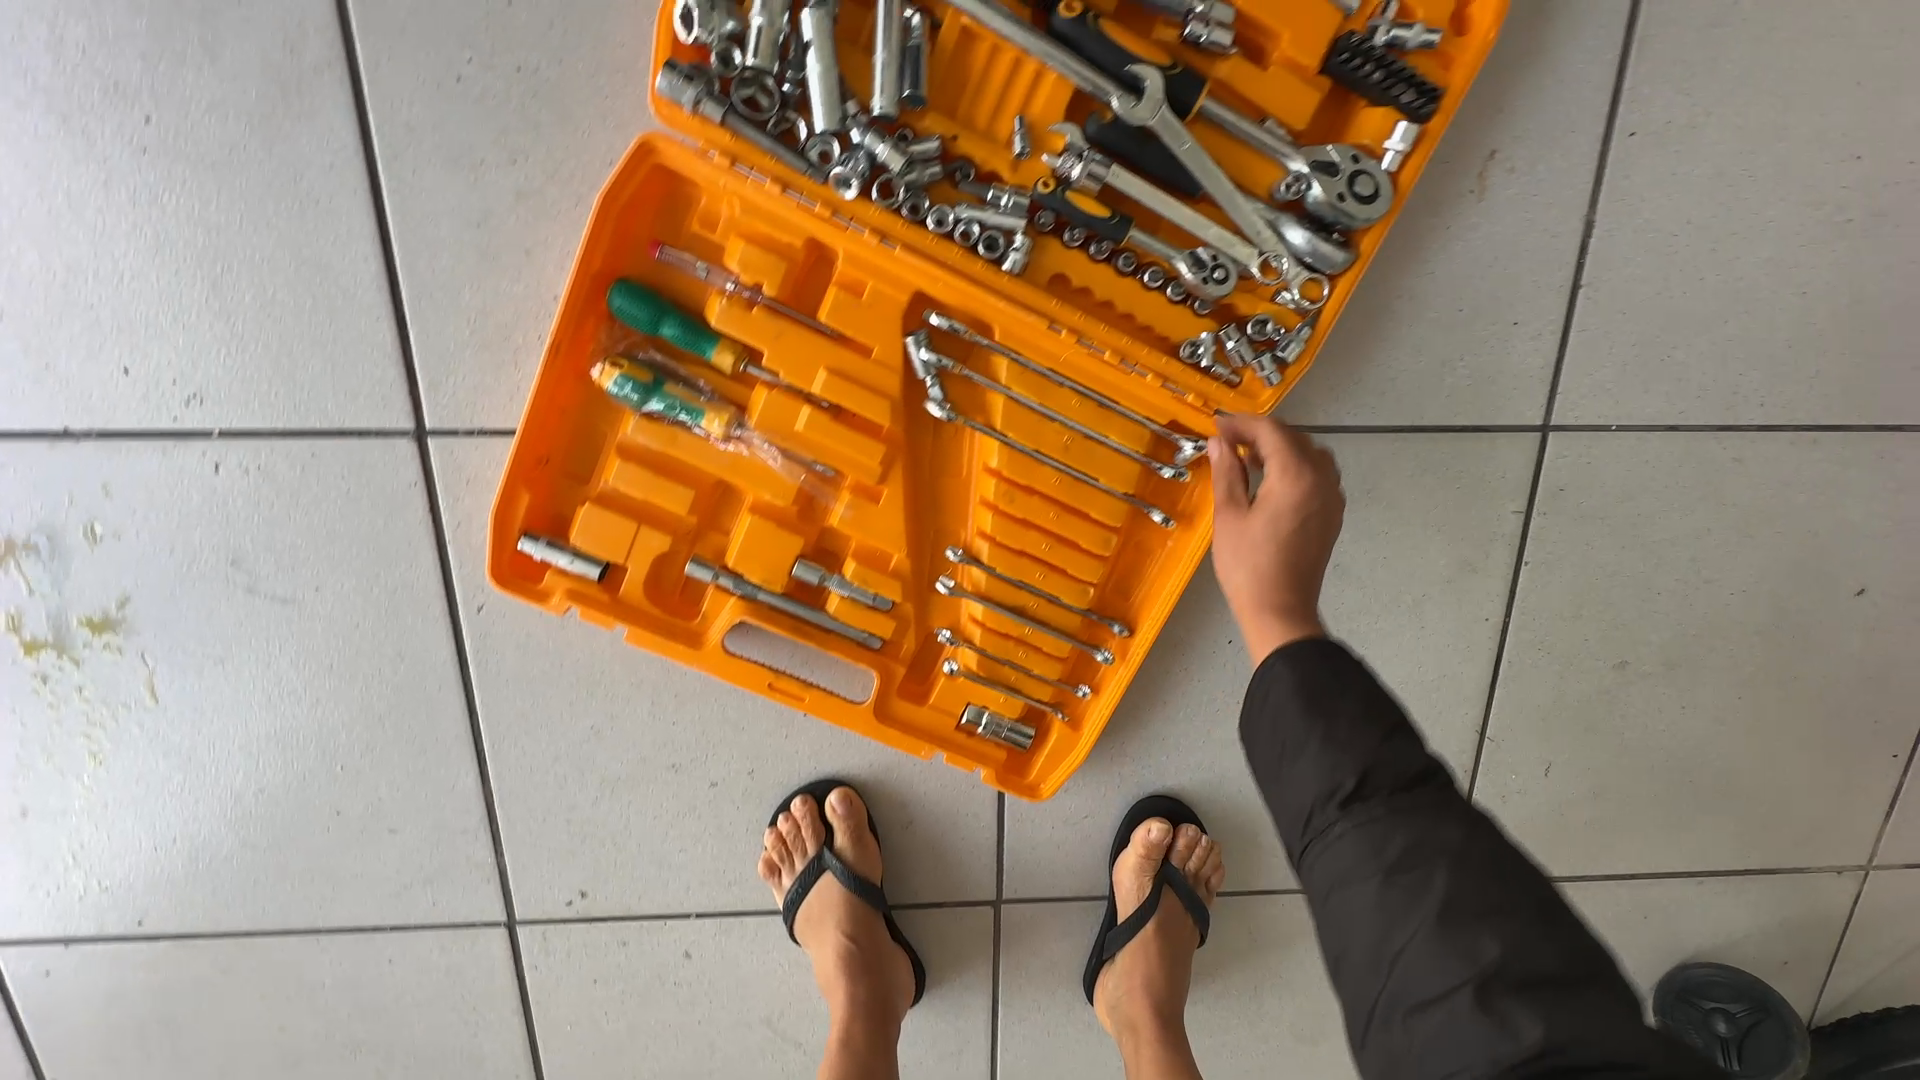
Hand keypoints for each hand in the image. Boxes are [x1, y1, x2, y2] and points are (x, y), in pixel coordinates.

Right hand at [1208, 414, 1344, 667]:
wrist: (1280, 610)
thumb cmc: (1248, 565)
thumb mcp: (1229, 515)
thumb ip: (1227, 472)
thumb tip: (1219, 442)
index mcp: (1296, 476)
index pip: (1271, 431)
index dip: (1242, 424)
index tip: (1217, 425)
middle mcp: (1322, 480)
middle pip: (1294, 439)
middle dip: (1260, 434)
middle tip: (1227, 441)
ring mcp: (1332, 498)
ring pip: (1310, 455)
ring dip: (1280, 448)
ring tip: (1248, 459)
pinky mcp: (1332, 515)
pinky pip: (1317, 475)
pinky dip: (1294, 467)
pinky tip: (1270, 482)